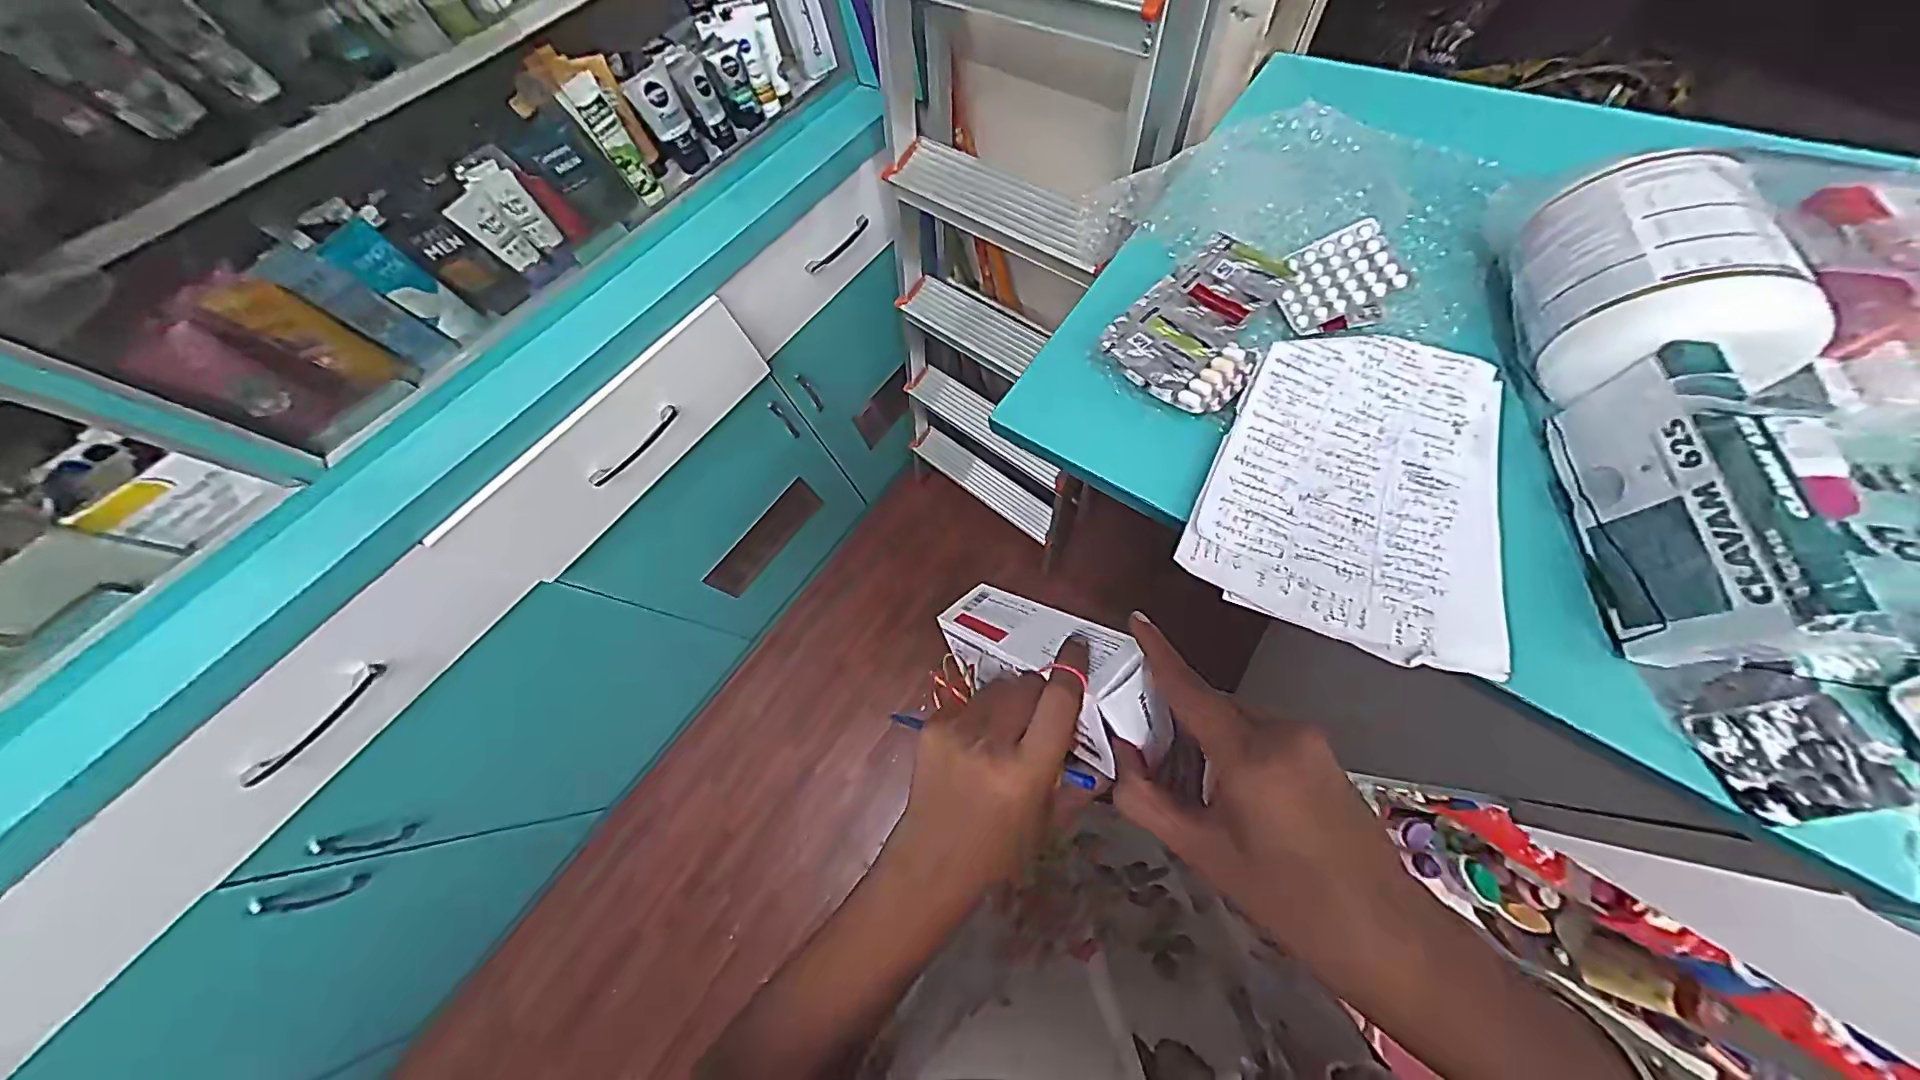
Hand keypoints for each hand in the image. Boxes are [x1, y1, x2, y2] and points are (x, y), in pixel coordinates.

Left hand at [890, 636, 1091, 897]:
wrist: (932, 861)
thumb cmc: (999, 851)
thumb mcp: (1050, 821)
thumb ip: (1077, 778)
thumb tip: (1094, 741)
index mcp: (1026, 770)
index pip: (1057, 700)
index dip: (1071, 667)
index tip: (1077, 647)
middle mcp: (991, 743)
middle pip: (1026, 684)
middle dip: (1040, 689)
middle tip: (1041, 710)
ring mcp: (956, 731)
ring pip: (997, 686)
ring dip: (1011, 697)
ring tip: (1009, 726)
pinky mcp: (932, 726)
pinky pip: (970, 700)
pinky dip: (982, 711)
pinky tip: (979, 738)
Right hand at [1113, 613, 1409, 934]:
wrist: (1384, 932)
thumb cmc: (1287, 899)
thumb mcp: (1201, 853)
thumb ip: (1147, 801)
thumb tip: (1121, 763)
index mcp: (1248, 754)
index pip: (1190, 690)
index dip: (1158, 653)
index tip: (1138, 621)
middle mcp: (1282, 731)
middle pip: (1211, 708)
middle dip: (1178, 724)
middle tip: (1154, 761)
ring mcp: (1309, 740)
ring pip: (1238, 722)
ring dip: (1210, 741)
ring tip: (1203, 794)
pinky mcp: (1324, 753)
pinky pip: (1265, 735)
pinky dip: (1239, 750)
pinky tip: (1240, 797)